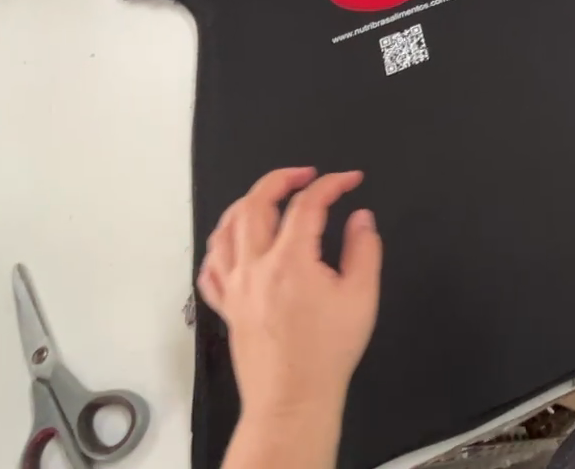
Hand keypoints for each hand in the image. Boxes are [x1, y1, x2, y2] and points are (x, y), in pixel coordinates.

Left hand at [198, 167, 382, 426]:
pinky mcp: (226, 308)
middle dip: (281, 179)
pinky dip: (222, 244)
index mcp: (291, 262)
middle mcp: (255, 269)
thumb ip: (363, 248)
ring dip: (247, 204)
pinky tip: (238, 240)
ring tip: (271, 197)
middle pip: (254, 205)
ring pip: (224, 231)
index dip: (332, 183)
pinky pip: (210, 267)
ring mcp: (234, 288)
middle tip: (306, 174)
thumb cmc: (329, 350)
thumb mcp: (362, 295)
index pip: (308, 204)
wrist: (293, 401)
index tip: (352, 180)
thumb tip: (360, 217)